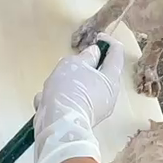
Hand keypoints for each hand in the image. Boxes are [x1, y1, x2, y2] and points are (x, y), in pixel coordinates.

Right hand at [30, 41, 126, 162]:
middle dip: (80, 67)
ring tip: (51, 85)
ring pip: (80, 88)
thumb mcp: (74, 64)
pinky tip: (45, 101)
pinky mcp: (80, 119)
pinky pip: (69, 102)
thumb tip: (94, 54)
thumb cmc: (69, 89)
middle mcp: (108, 95)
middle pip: (98, 73)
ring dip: (65, 84)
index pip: (117, 54)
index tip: (97, 37)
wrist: (58, 125)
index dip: (108, 42)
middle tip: (67, 63)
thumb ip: (85, 56)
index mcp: (110, 79)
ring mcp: (95, 110)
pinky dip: (57, 100)